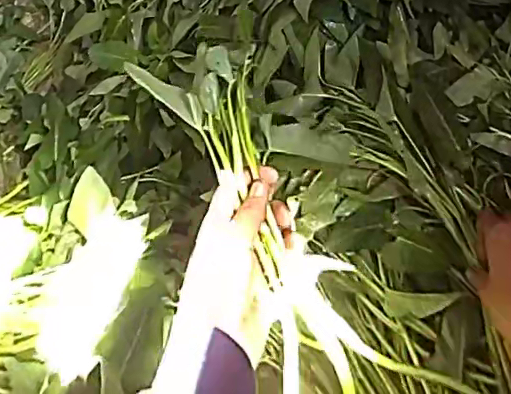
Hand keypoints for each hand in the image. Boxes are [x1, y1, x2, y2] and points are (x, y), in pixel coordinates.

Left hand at [176, 167, 295, 359]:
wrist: (223, 337)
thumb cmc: (218, 283)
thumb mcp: (232, 236)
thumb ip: (249, 209)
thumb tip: (259, 183)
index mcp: (218, 222)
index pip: (233, 189)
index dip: (250, 177)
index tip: (269, 173)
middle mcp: (234, 236)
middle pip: (257, 208)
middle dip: (273, 203)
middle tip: (282, 209)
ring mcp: (251, 256)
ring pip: (273, 229)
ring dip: (284, 226)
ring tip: (289, 231)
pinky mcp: (267, 276)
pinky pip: (283, 254)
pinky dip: (290, 248)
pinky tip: (292, 249)